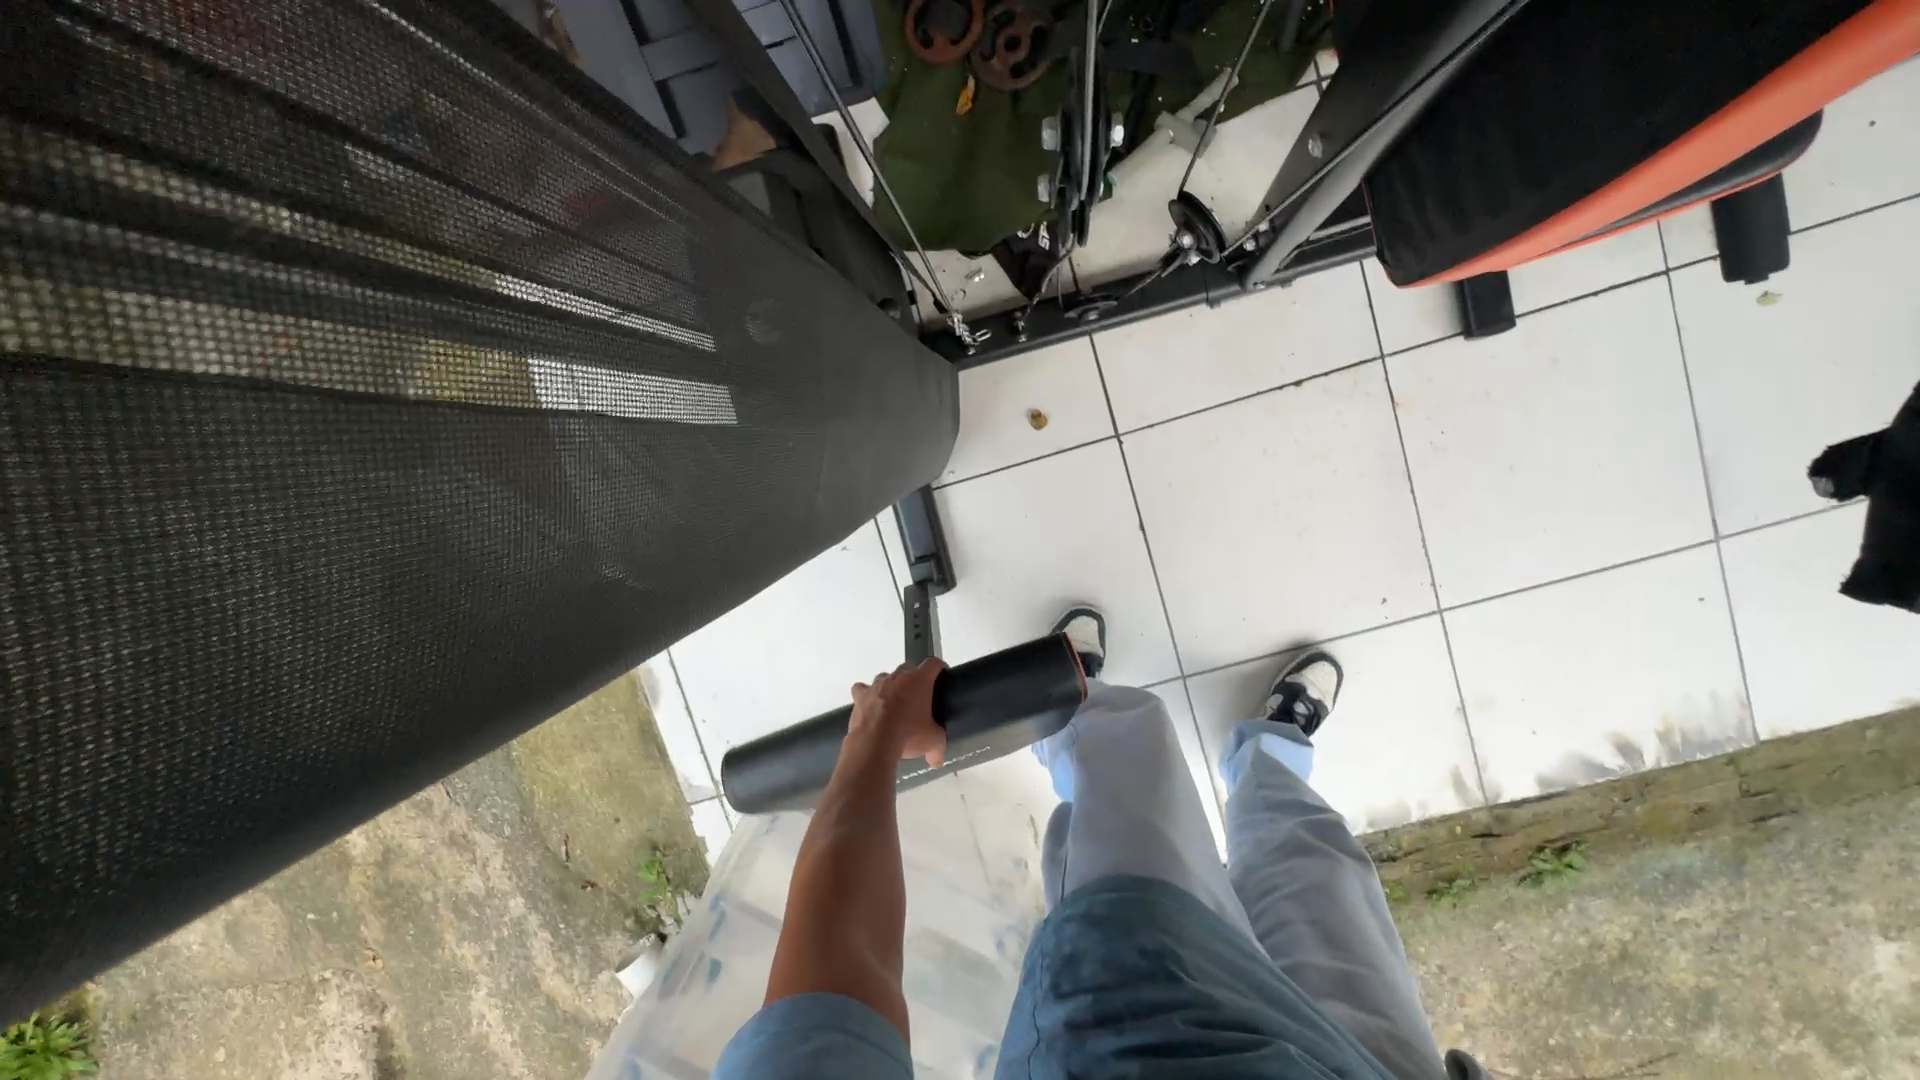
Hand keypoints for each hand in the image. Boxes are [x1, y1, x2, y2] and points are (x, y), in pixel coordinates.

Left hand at [849, 658, 947, 768]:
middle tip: (917, 697)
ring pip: (885, 677)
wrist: (875, 742)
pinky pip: (863, 689)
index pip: (933, 664)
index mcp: (920, 681)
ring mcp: (877, 684)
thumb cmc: (909, 735)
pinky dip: (866, 695)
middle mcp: (898, 677)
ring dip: (890, 687)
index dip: (939, 668)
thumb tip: (937, 761)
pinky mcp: (860, 695)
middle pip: (908, 668)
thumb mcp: (932, 742)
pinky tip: (869, 706)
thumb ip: (938, 748)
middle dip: (913, 679)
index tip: (941, 675)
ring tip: (893, 704)